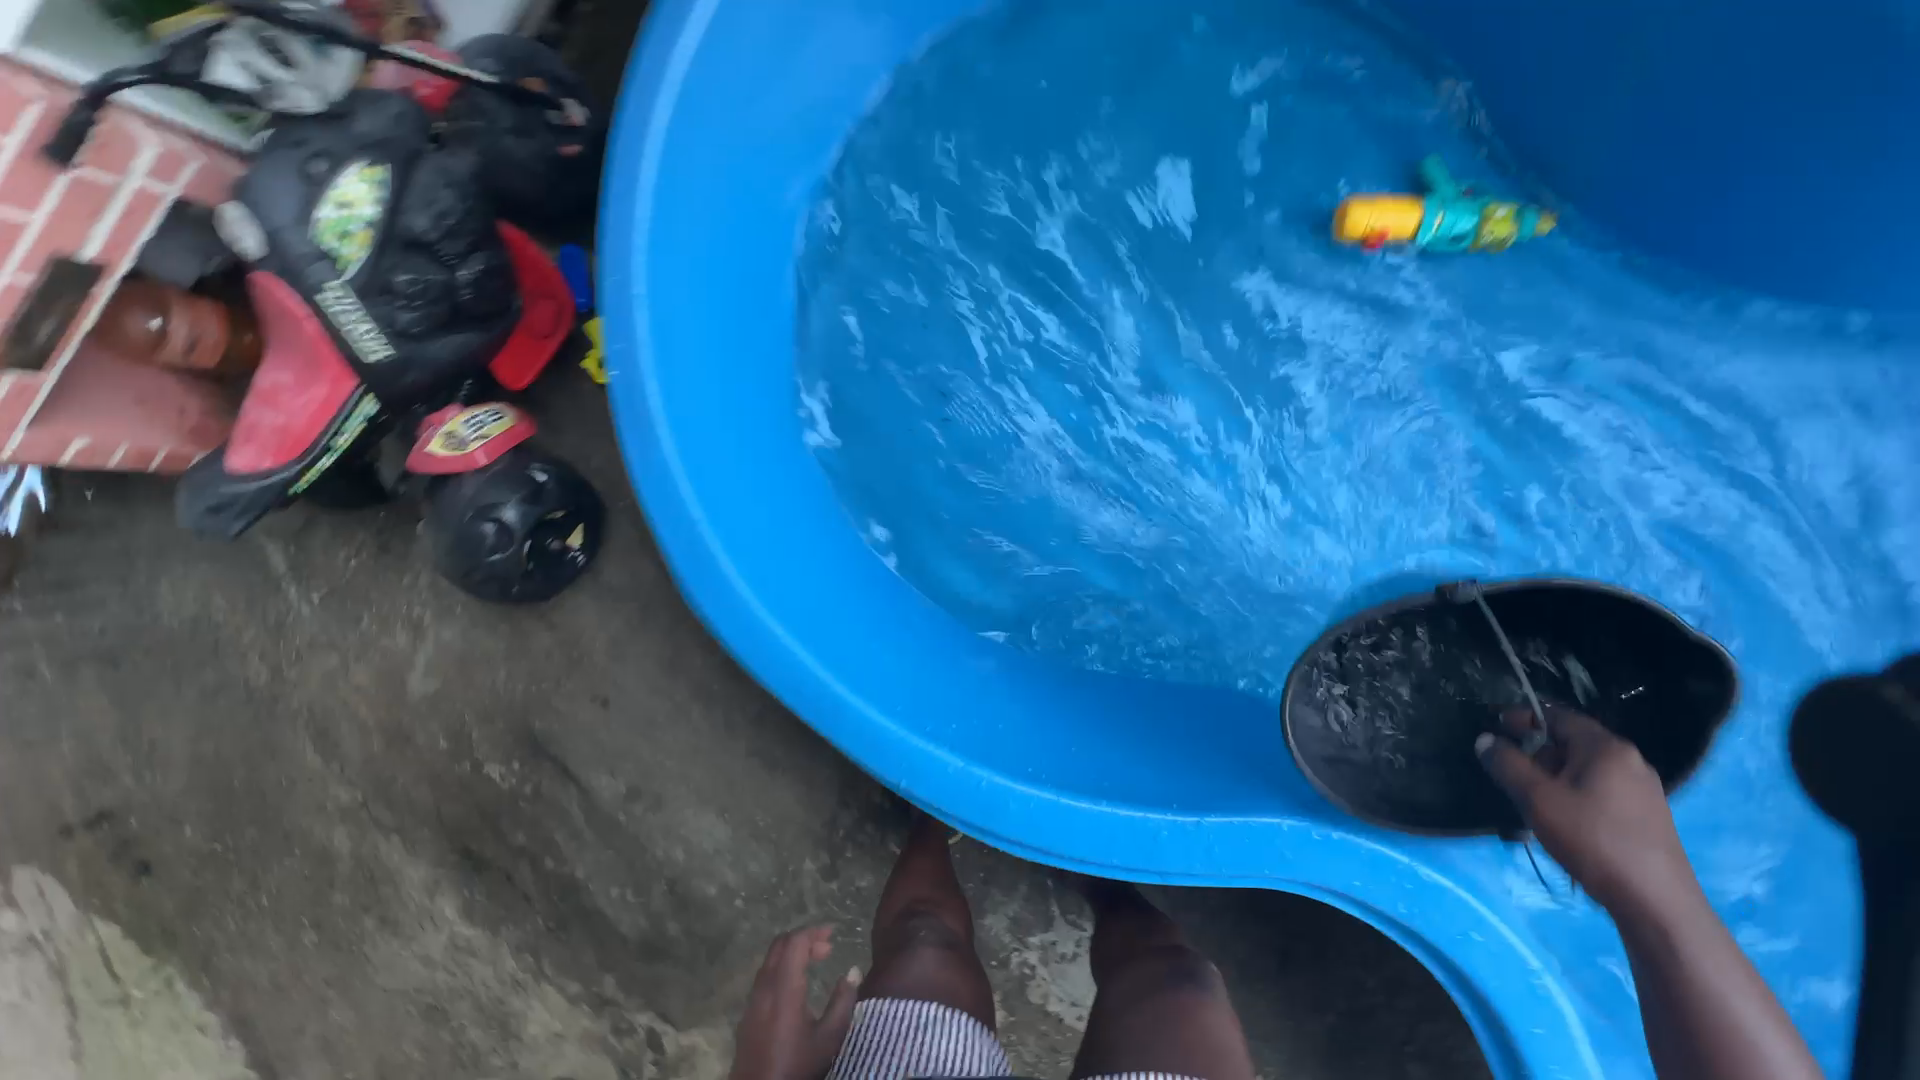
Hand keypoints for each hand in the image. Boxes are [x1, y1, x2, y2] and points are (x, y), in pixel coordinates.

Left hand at [729, 925, 860, 1079]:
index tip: (833, 934)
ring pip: (769, 960)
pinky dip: (781, 968)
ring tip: (815, 962)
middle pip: (779, 945)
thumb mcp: (828, 1038)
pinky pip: (764, 976)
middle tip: (827, 948)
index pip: (795, 942)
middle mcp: (764, 988)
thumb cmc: (796, 1067)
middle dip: (804, 939)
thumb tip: (853, 971)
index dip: (814, 932)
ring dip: (792, 953)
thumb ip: (843, 1001)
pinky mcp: (747, 1014)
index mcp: (783, 989)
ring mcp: (752, 1001)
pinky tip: (796, 985)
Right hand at [1476, 706, 1699, 914]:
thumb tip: (1485, 739)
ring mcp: (1642, 789)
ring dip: (1553, 777)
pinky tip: (1562, 821)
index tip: (1494, 726)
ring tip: (1532, 802)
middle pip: (1572, 742)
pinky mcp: (1646, 815)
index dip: (1523, 716)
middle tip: (1510, 773)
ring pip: (1585, 769)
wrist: (1654, 901)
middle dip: (1537, 752)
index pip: (1558, 715)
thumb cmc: (1592, 839)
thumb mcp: (1537, 799)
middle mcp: (1630, 761)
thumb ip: (1507, 764)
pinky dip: (1573, 794)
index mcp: (1607, 748)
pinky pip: (1600, 790)